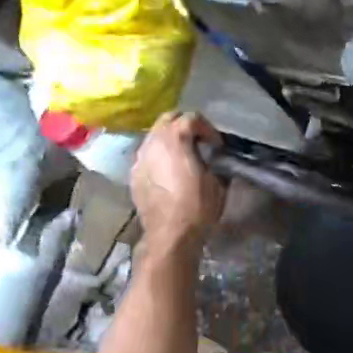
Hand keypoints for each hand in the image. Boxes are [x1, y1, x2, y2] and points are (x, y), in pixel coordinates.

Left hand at [131, 112, 225, 249]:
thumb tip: (215, 158)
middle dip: (185, 126)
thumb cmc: (198, 207)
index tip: (218, 145)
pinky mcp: (134, 174)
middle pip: (168, 119)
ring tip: (185, 157)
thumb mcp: (218, 182)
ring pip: (154, 136)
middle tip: (200, 143)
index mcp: (175, 140)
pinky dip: (160, 156)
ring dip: (171, 140)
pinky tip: (171, 173)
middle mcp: (152, 142)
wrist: (170, 234)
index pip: (191, 118)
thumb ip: (215, 161)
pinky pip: (148, 155)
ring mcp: (139, 158)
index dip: (208, 129)